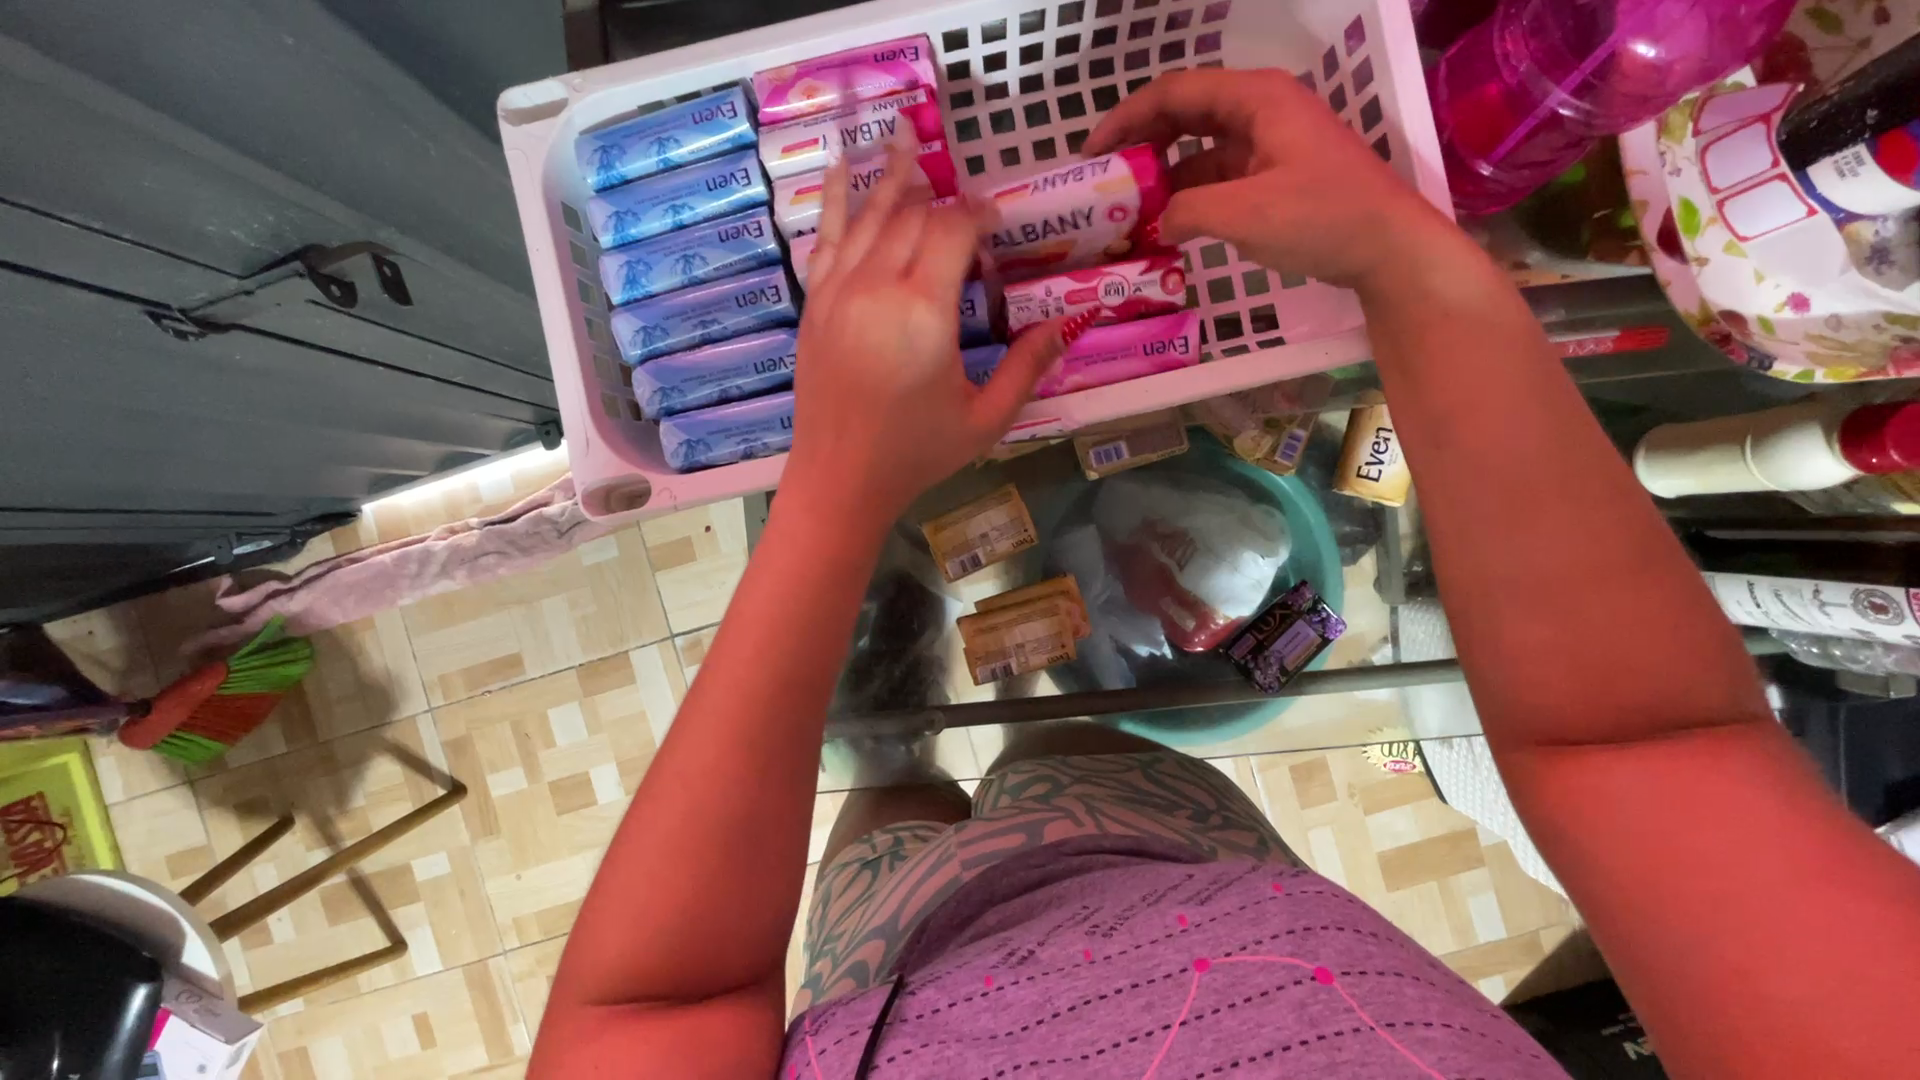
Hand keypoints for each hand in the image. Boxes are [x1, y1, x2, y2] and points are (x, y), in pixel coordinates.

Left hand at [786, 142, 1078, 525]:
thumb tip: (1067, 324)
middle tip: (967, 205)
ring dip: (893, 178)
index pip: (954, 232)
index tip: (997, 216)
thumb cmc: (917, 454)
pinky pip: (827, 239)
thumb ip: (1026, 368)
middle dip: (944, 202)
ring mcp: (839, 292)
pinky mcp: (815, 304)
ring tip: (907, 138)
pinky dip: (837, 200)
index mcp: (924, 313)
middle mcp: (877, 288)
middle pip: (914, 218)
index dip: (979, 214)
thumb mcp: (985, 419)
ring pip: (869, 216)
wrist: (840, 480)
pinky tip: (841, 166)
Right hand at [1083, 69, 1461, 292]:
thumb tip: (1158, 223)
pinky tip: (1167, 224)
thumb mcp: (1244, 214)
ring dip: (1163, 175)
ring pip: (1199, 149)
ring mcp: (1269, 143)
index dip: (1126, 118)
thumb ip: (1186, 211)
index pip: (1175, 92)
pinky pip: (1218, 177)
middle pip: (1184, 115)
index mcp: (1256, 99)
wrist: (1388, 248)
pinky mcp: (1274, 176)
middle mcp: (1260, 110)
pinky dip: (1189, 196)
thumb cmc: (1322, 218)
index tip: (1091, 154)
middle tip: (1105, 180)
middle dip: (1141, 144)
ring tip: (1128, 208)